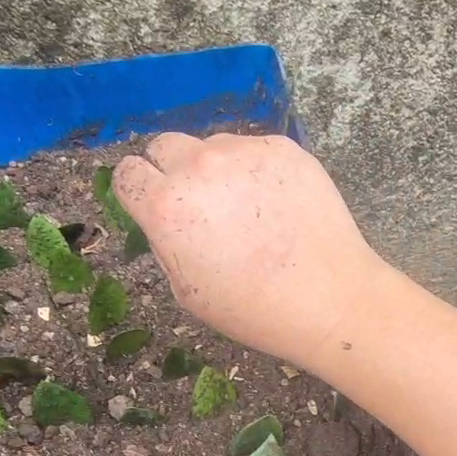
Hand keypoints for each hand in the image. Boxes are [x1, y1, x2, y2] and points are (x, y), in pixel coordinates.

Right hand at [113, 133, 404, 367]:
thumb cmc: (254, 309)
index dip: (139, 191)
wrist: (329, 299)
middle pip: (165, 146)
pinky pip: (254, 151)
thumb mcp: (188, 292)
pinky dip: (257, 172)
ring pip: (212, 146)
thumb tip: (164, 220)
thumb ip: (166, 243)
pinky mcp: (283, 148)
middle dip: (172, 172)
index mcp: (167, 208)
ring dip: (217, 170)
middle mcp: (199, 167)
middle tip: (200, 208)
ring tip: (248, 214)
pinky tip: (277, 207)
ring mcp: (244, 152)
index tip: (153, 204)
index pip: (127, 174)